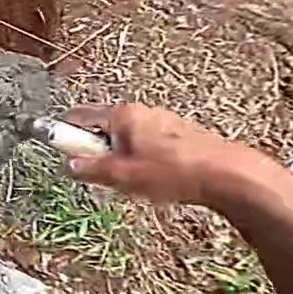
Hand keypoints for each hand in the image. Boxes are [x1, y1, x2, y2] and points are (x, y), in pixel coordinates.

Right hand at [61, 104, 288, 207]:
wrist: (232, 177)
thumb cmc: (172, 173)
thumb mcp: (120, 176)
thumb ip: (88, 168)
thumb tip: (69, 165)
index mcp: (122, 115)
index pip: (78, 116)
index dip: (63, 133)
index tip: (60, 150)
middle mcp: (142, 111)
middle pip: (103, 128)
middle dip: (97, 150)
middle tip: (104, 175)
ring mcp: (164, 121)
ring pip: (126, 138)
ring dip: (120, 157)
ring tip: (135, 181)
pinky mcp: (181, 133)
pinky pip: (147, 144)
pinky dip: (142, 159)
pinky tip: (157, 179)